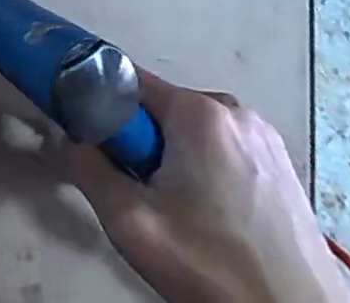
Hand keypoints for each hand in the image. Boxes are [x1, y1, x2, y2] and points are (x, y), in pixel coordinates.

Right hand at [61, 71, 349, 302]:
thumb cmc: (213, 268)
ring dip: (175, 162)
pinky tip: (214, 220)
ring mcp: (263, 135)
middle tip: (146, 198)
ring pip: (190, 133)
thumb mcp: (129, 222)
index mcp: (199, 110)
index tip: (96, 144)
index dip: (103, 107)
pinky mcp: (281, 163)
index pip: (128, 79)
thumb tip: (68, 136)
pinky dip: (207, 173)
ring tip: (182, 216)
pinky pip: (222, 150)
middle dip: (143, 145)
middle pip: (160, 110)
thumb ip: (88, 168)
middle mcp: (234, 109)